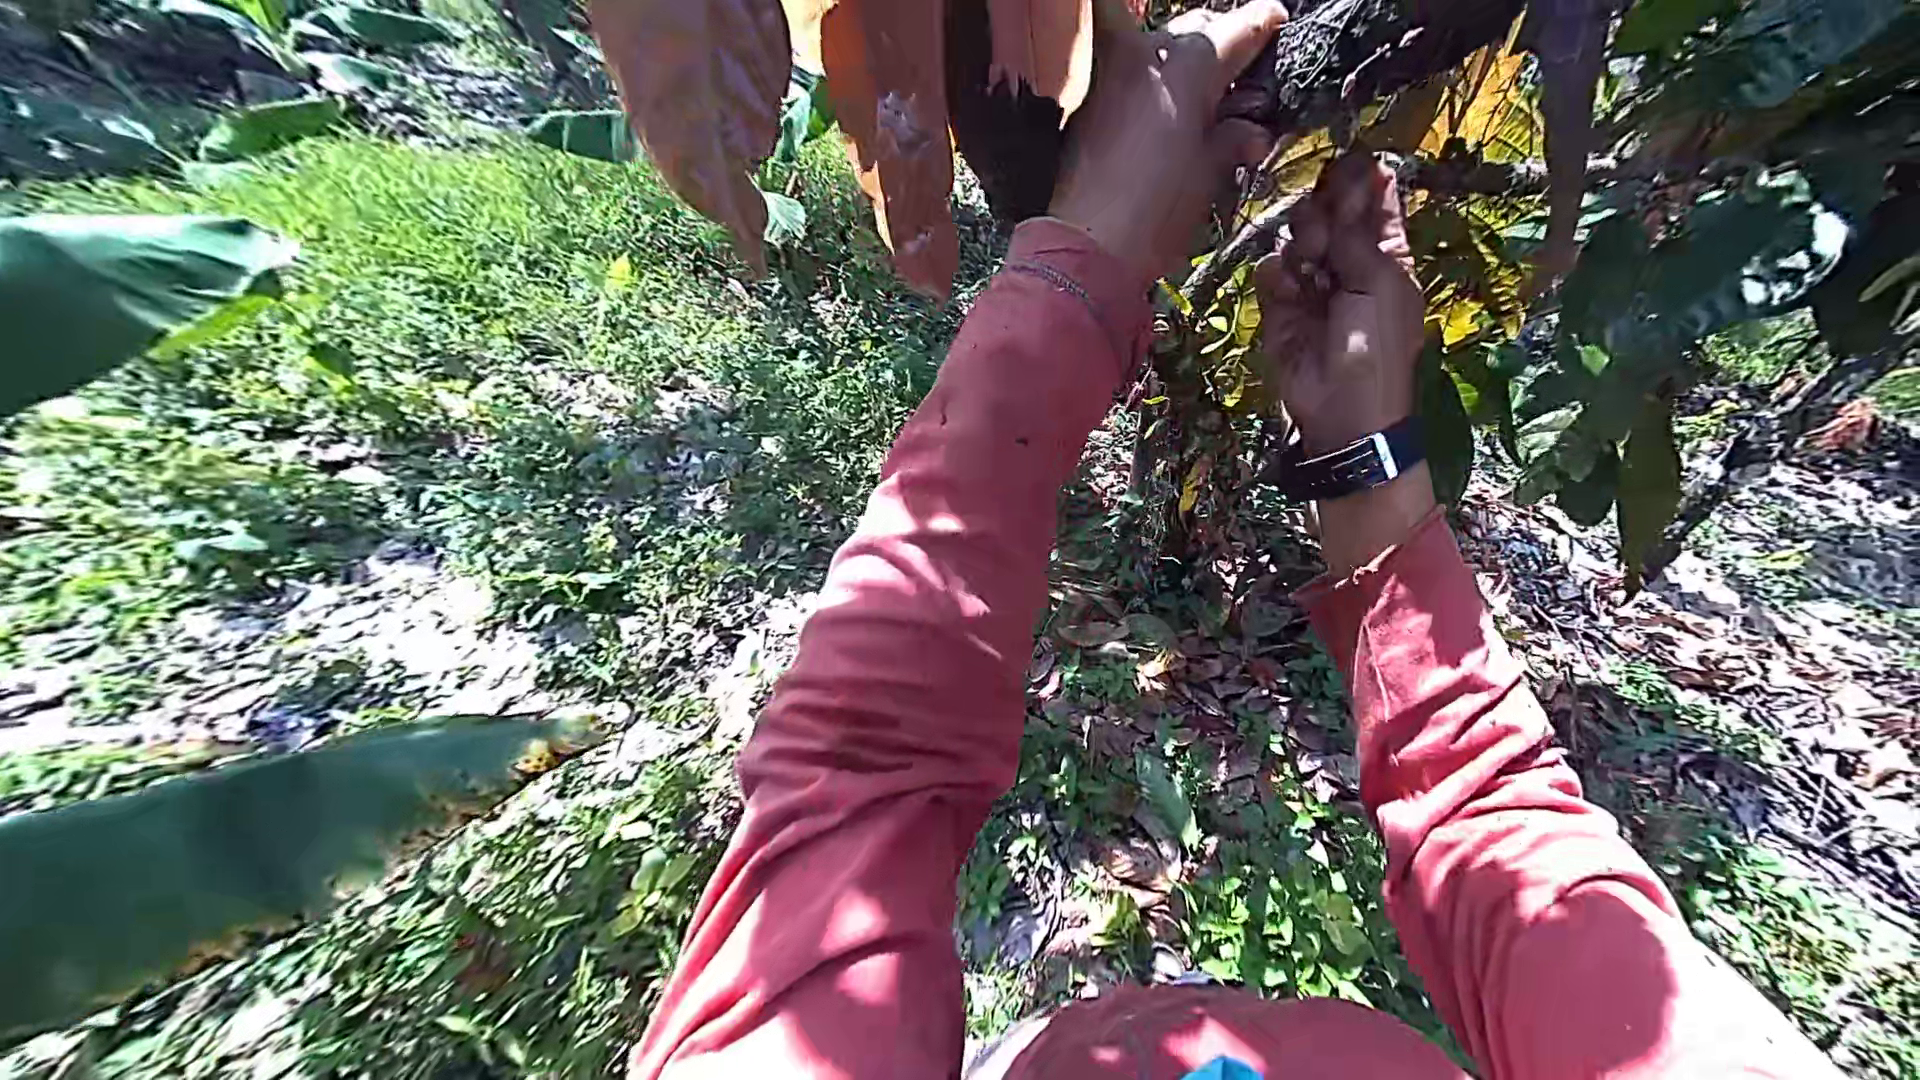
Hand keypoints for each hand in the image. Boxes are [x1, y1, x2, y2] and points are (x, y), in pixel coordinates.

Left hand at [1049, 0, 1287, 285]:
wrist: (1085, 251)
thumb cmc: (1151, 220)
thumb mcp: (1208, 177)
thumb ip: (1234, 139)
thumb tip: (1251, 132)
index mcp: (1192, 62)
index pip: (1247, 26)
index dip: (1269, 35)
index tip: (1278, 43)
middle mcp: (1149, 54)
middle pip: (1199, 31)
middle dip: (1221, 52)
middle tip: (1235, 93)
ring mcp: (1111, 73)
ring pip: (1160, 51)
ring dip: (1182, 71)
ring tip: (1196, 111)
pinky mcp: (1086, 103)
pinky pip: (1128, 79)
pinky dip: (1150, 91)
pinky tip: (1160, 123)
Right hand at [1256, 152, 1433, 574]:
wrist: (1341, 406)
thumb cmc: (1377, 345)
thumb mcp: (1379, 285)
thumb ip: (1357, 240)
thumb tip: (1348, 194)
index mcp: (1386, 258)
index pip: (1374, 209)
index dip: (1364, 183)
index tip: (1353, 157)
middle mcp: (1346, 268)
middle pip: (1330, 220)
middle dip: (1326, 213)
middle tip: (1326, 218)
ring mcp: (1309, 290)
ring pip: (1297, 244)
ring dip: (1302, 245)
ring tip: (1310, 260)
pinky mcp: (1278, 312)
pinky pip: (1271, 278)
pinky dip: (1276, 277)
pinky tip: (1286, 285)